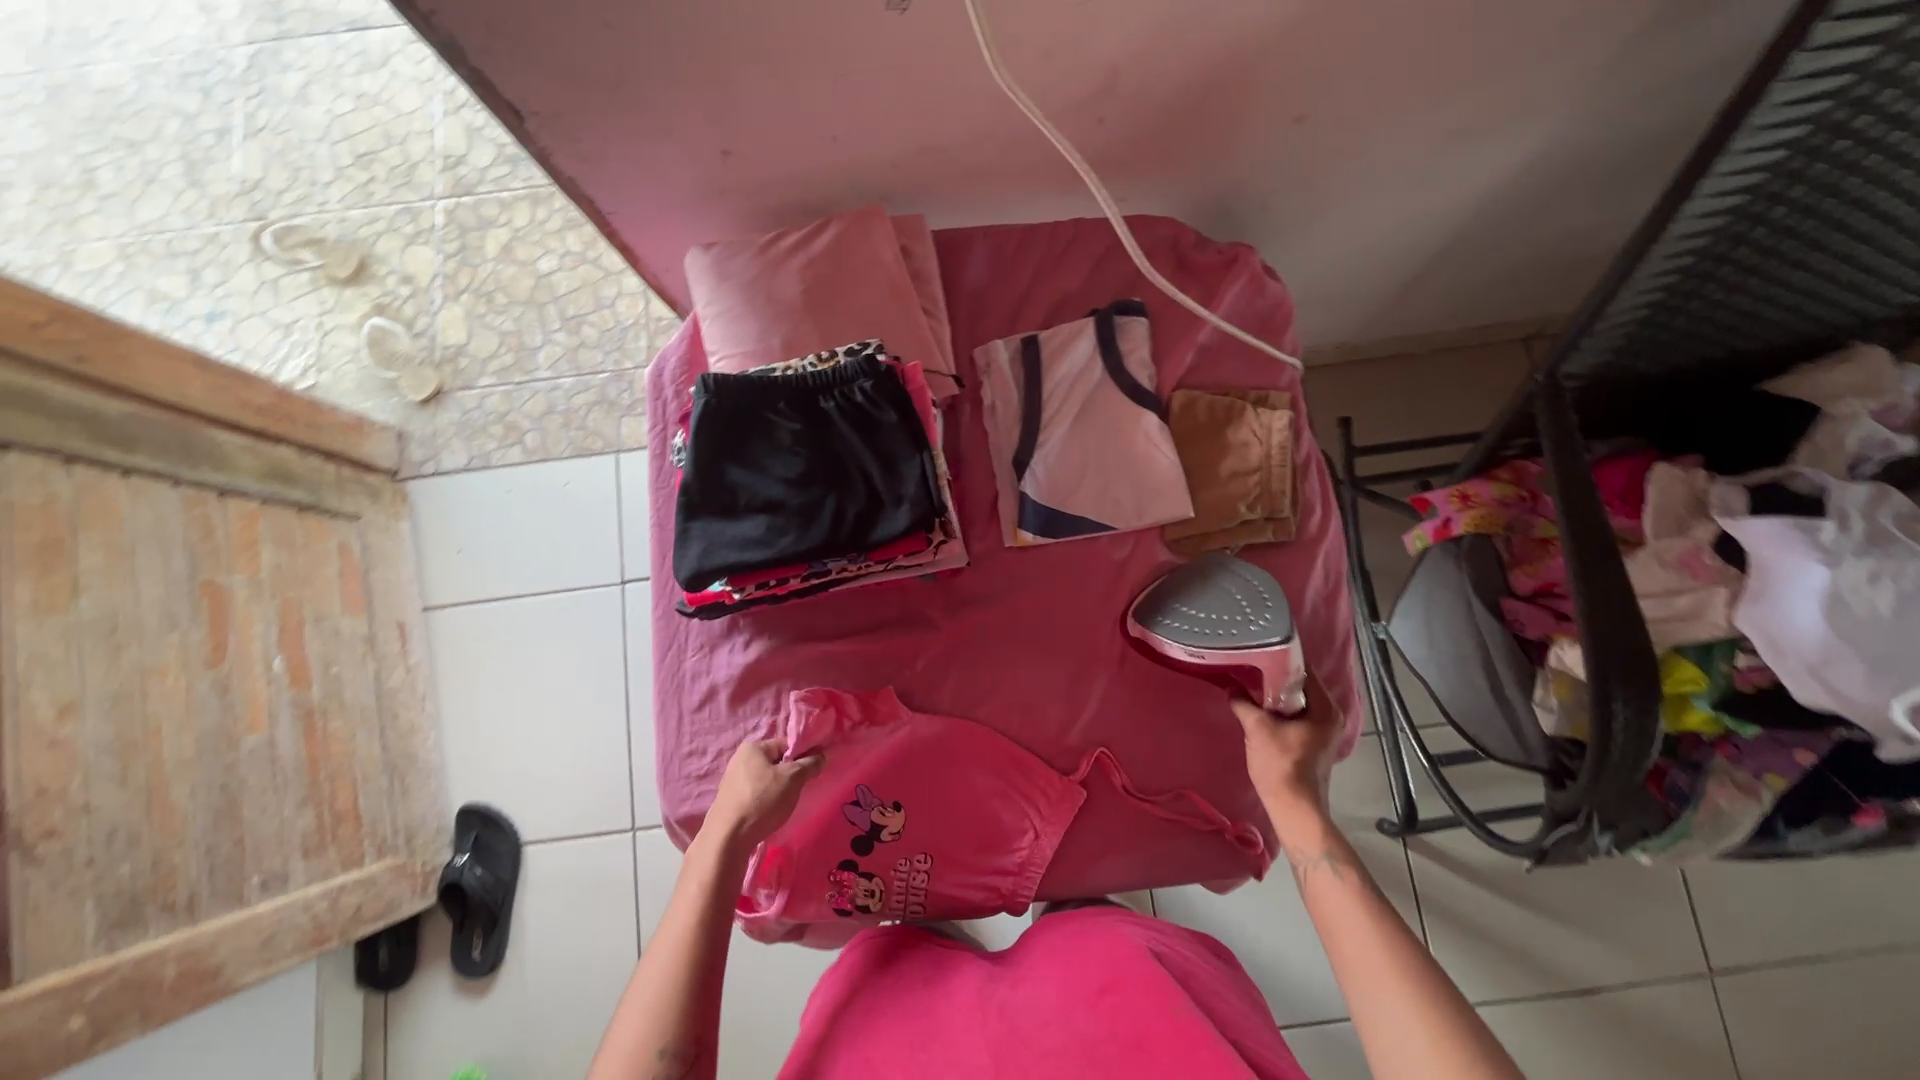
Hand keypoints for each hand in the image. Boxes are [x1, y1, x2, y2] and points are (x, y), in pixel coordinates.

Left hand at [703, 738, 823, 851]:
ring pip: (767, 779)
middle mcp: (740, 759)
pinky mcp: (732, 800)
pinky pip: (757, 793)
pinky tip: (772, 812)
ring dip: (780, 788)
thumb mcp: (792, 779)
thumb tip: (821, 755)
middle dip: (792, 773)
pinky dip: (767, 799)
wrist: (728, 837)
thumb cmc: (762, 800)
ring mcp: (733, 781)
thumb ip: (809, 764)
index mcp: (753, 747)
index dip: (804, 754)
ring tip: (788, 802)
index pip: (786, 744)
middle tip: (803, 786)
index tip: (816, 768)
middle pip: (776, 762)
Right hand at [1232, 671, 1342, 831]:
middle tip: (1252, 670)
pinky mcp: (1315, 745)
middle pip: (1302, 688)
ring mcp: (1325, 733)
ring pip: (1298, 705)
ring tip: (1253, 688)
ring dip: (1277, 699)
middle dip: (1277, 680)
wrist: (1294, 807)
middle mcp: (1331, 717)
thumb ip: (1244, 704)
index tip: (1260, 653)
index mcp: (1326, 709)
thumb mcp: (1257, 729)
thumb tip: (1231, 689)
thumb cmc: (1281, 765)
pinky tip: (1261, 712)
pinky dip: (1281, 713)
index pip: (1306, 672)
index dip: (1282, 661)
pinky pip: (1297, 719)